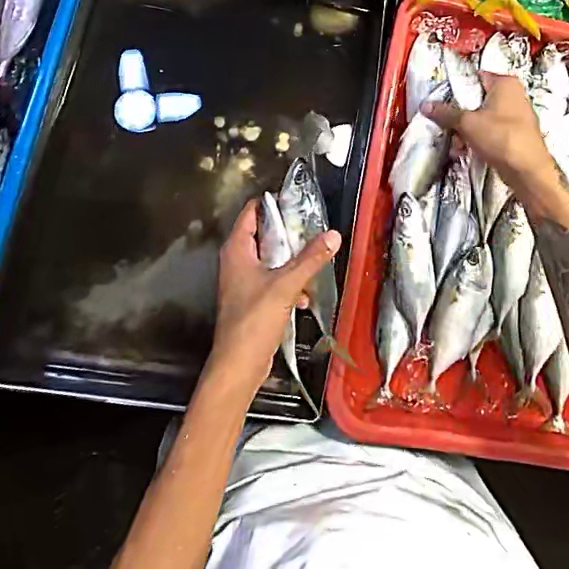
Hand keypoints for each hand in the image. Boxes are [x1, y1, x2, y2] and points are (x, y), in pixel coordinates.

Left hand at [206, 200, 340, 397]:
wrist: (239, 364)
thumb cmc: (254, 320)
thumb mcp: (286, 285)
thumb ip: (310, 259)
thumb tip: (332, 235)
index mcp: (237, 249)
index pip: (251, 212)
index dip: (272, 204)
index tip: (295, 203)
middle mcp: (236, 260)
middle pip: (263, 235)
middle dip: (287, 234)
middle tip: (311, 230)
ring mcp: (243, 281)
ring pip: (270, 259)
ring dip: (290, 261)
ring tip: (312, 262)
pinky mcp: (252, 299)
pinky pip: (272, 280)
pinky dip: (287, 284)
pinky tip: (302, 296)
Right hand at [425, 72, 558, 191]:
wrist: (527, 171)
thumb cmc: (501, 137)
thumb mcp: (467, 123)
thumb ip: (445, 113)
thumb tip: (426, 106)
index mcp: (505, 84)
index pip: (474, 77)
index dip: (456, 88)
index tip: (441, 100)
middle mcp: (514, 95)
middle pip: (476, 100)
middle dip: (459, 115)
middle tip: (447, 125)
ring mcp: (516, 116)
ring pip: (482, 117)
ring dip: (466, 130)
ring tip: (456, 143)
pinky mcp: (515, 134)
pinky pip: (490, 131)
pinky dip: (477, 138)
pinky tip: (466, 150)